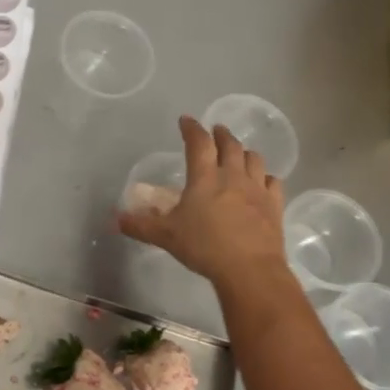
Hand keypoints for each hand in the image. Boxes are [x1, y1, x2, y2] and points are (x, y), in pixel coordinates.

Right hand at [119, 116, 287, 290]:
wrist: (249, 269)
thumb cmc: (204, 247)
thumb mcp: (165, 237)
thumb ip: (140, 226)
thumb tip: (115, 219)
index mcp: (204, 178)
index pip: (198, 143)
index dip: (192, 128)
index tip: (186, 120)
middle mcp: (232, 176)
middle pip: (230, 145)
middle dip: (221, 134)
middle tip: (215, 131)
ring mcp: (257, 189)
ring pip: (254, 159)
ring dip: (244, 152)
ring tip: (238, 153)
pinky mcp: (274, 205)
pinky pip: (273, 182)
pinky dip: (266, 177)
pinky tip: (262, 182)